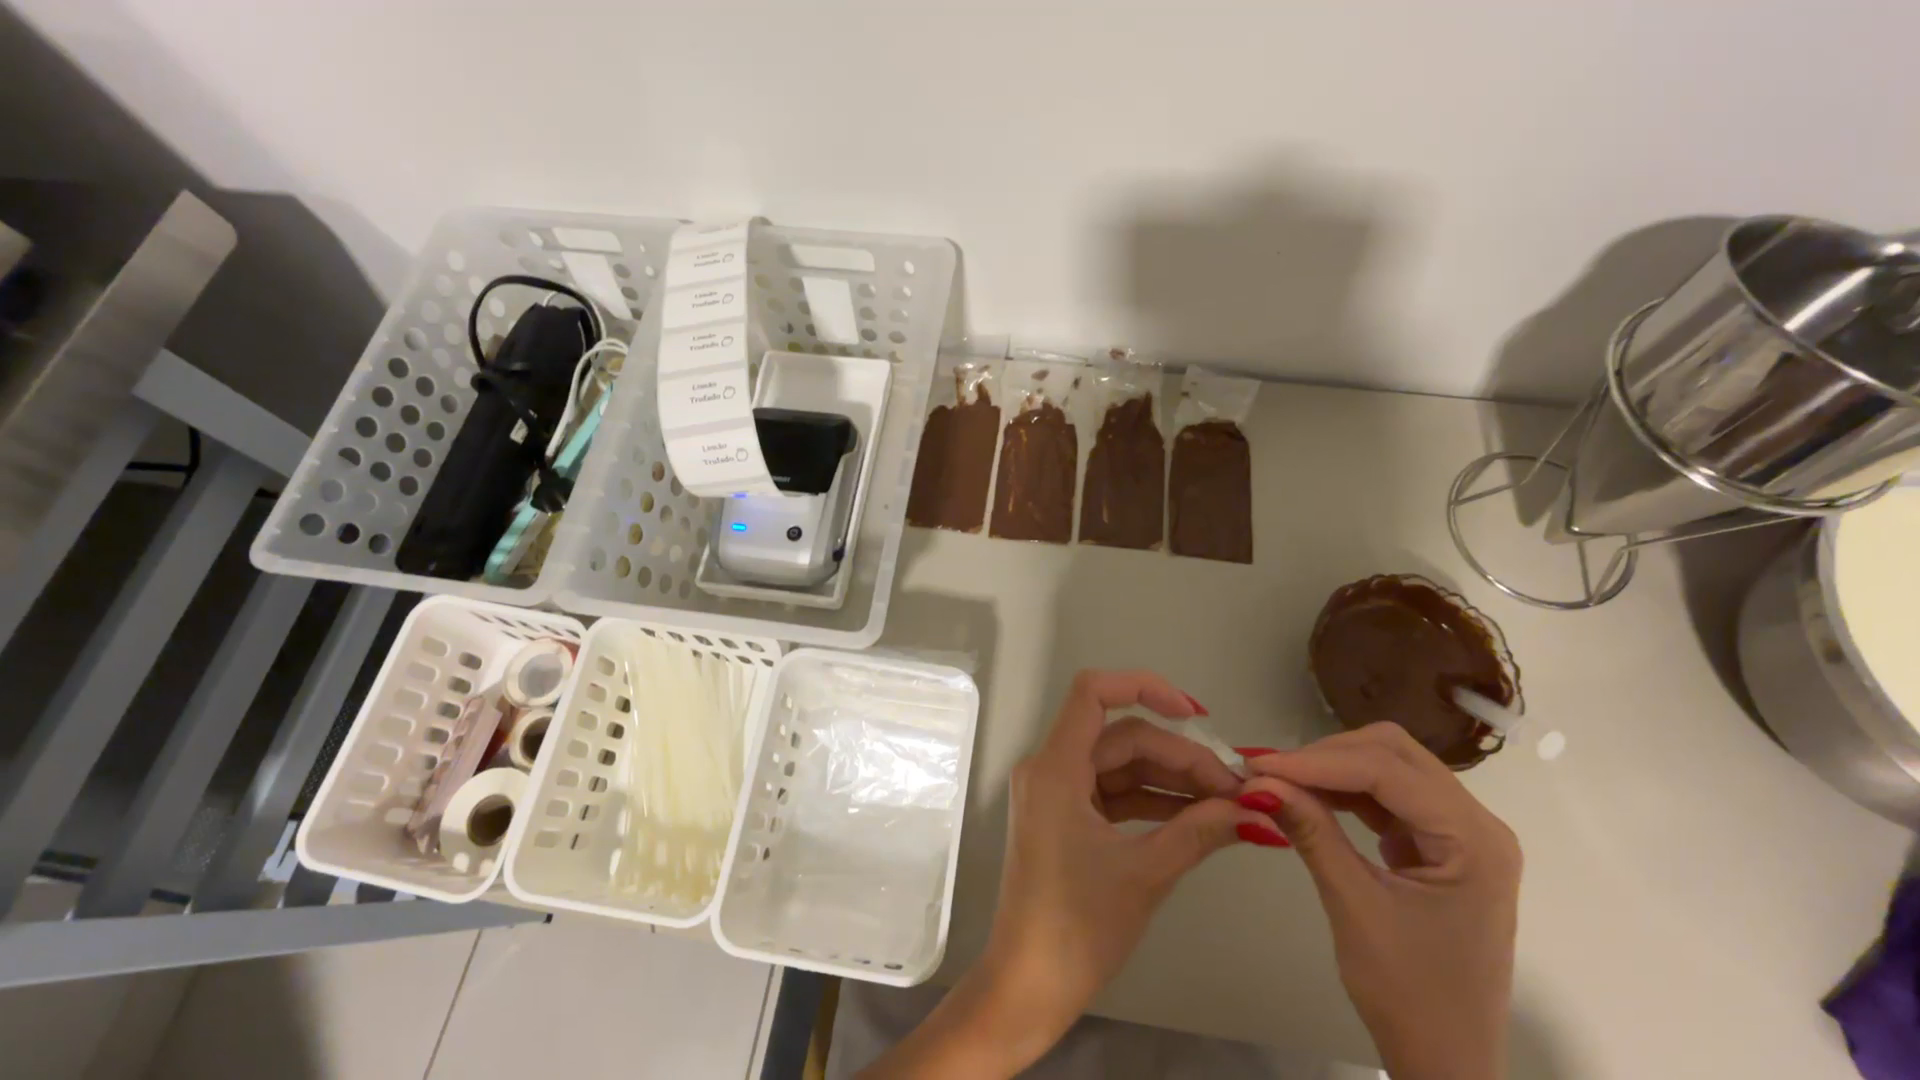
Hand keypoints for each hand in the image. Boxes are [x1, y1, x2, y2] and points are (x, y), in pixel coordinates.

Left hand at [861, 671, 1280, 1078]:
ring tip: (1228, 805)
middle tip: (1236, 789)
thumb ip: (1199, 832)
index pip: (1094, 692)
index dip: (1146, 687)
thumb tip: (1255, 808)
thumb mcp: (1145, 874)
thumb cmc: (1077, 928)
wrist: (1027, 987)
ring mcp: (1056, 796)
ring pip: (1121, 766)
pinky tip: (1198, 819)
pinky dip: (1154, 802)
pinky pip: (1114, 794)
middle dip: (1180, 756)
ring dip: (1172, 781)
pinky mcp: (1065, 820)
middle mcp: (1050, 770)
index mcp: (1055, 769)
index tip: (1197, 715)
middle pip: (1121, 737)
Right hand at [1240, 724, 1521, 1079]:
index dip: (1318, 762)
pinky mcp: (1439, 847)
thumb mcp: (1355, 907)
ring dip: (1332, 770)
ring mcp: (1461, 834)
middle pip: (1395, 756)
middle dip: (1327, 756)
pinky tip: (1306, 798)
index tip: (1257, 764)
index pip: (1388, 772)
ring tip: (1277, 781)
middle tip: (1266, 770)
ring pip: (1390, 770)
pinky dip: (1345, 793)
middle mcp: (1477, 823)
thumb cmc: (1410, 994)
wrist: (1447, 1059)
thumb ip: (1312, 834)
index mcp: (1475, 839)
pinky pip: (1389, 799)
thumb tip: (1258, 782)